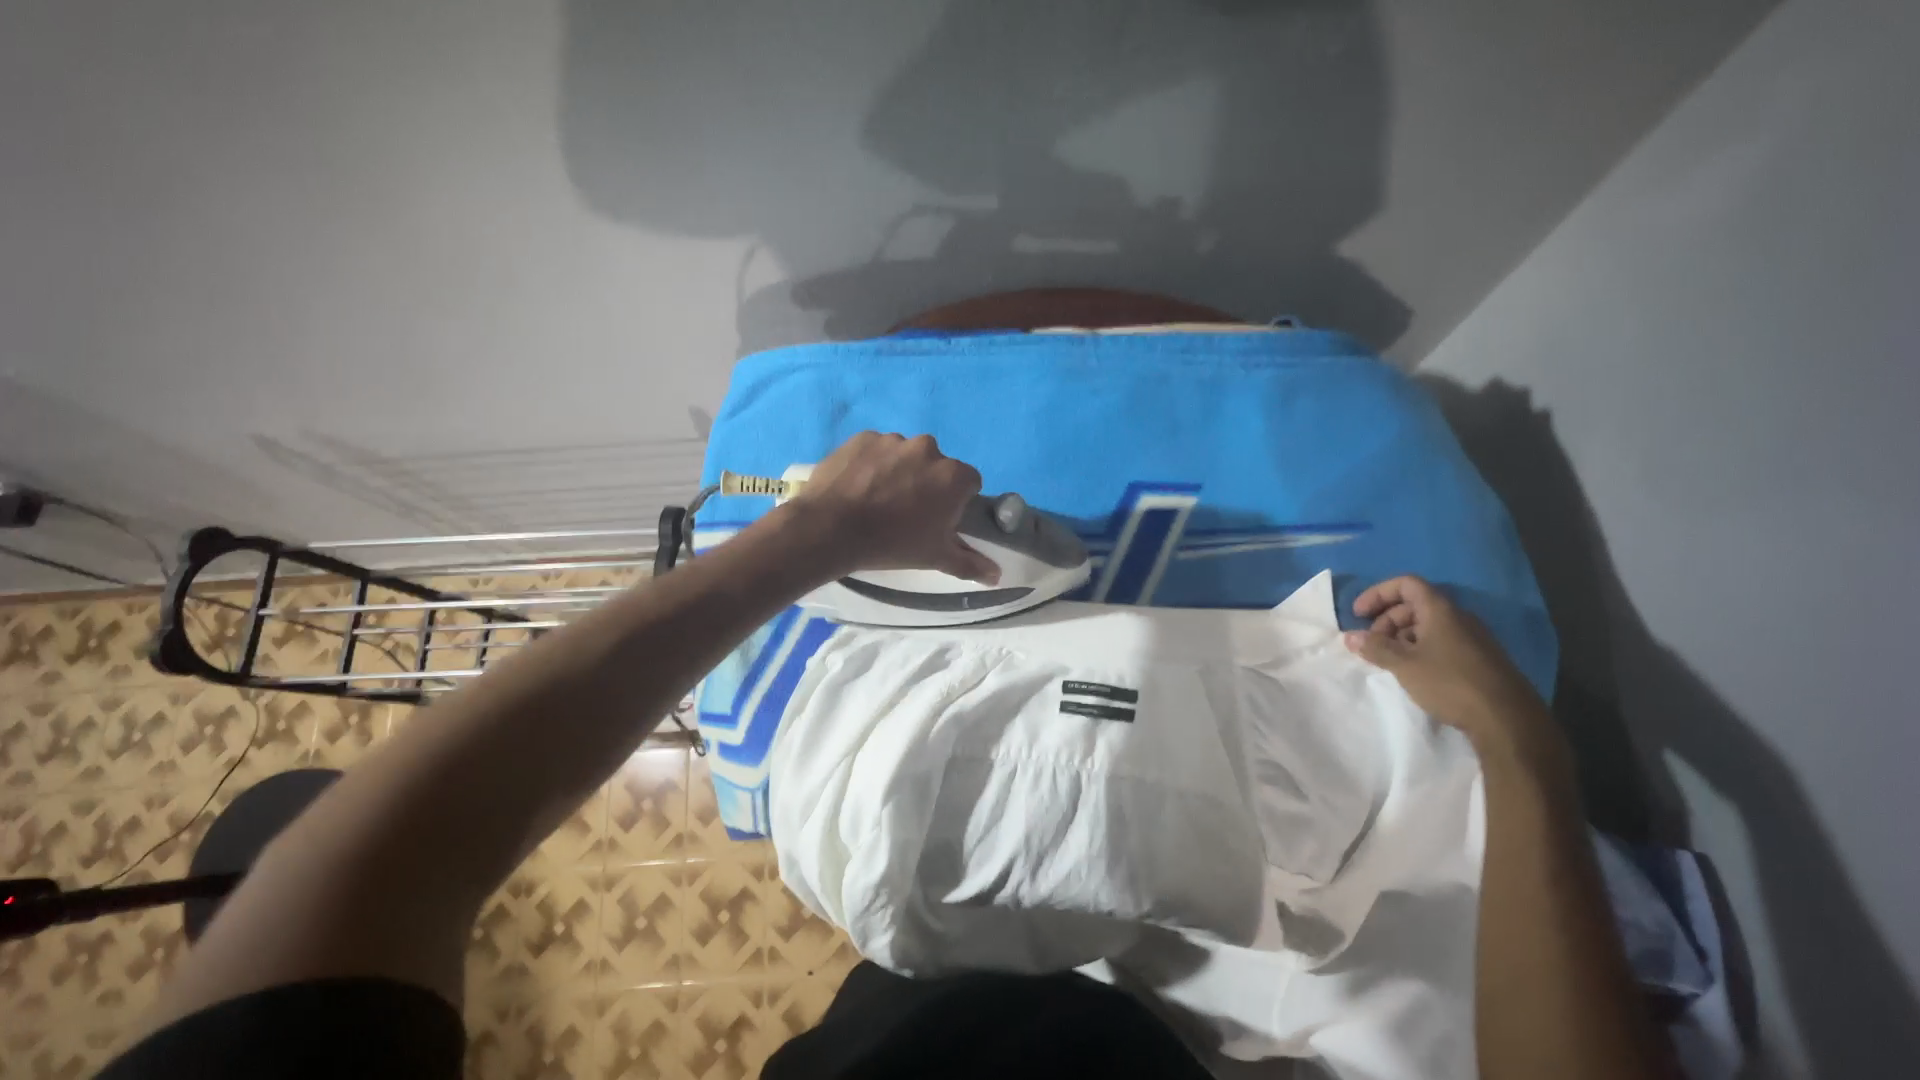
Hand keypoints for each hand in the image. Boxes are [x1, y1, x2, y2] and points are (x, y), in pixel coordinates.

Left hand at [783, 432, 999, 583]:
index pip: (968, 483)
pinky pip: (875, 450)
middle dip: (927, 484)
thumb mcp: (934, 557)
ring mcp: (893, 440)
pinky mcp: (862, 437)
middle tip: (905, 512)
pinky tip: (857, 487)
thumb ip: (969, 562)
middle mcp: (928, 449)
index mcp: (953, 475)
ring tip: (876, 500)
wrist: (830, 529)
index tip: (938, 518)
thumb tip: (997, 575)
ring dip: (898, 472)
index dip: (955, 501)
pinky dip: (871, 465)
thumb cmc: (891, 544)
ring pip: (904, 456)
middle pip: (936, 466)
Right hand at [1343, 575, 1548, 743]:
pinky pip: (1441, 641)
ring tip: (1389, 661)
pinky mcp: (1478, 658)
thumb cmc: (1450, 683)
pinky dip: (1419, 648)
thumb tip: (1350, 636)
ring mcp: (1471, 637)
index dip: (1378, 593)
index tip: (1358, 614)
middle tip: (1372, 644)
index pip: (1406, 584)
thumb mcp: (1405, 665)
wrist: (1506, 719)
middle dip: (1386, 620)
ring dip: (1401, 637)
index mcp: (1440, 610)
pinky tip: (1413, 672)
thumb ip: (1376, 648)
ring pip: (1427, 625)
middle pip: (1414, 604)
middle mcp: (1458, 617)